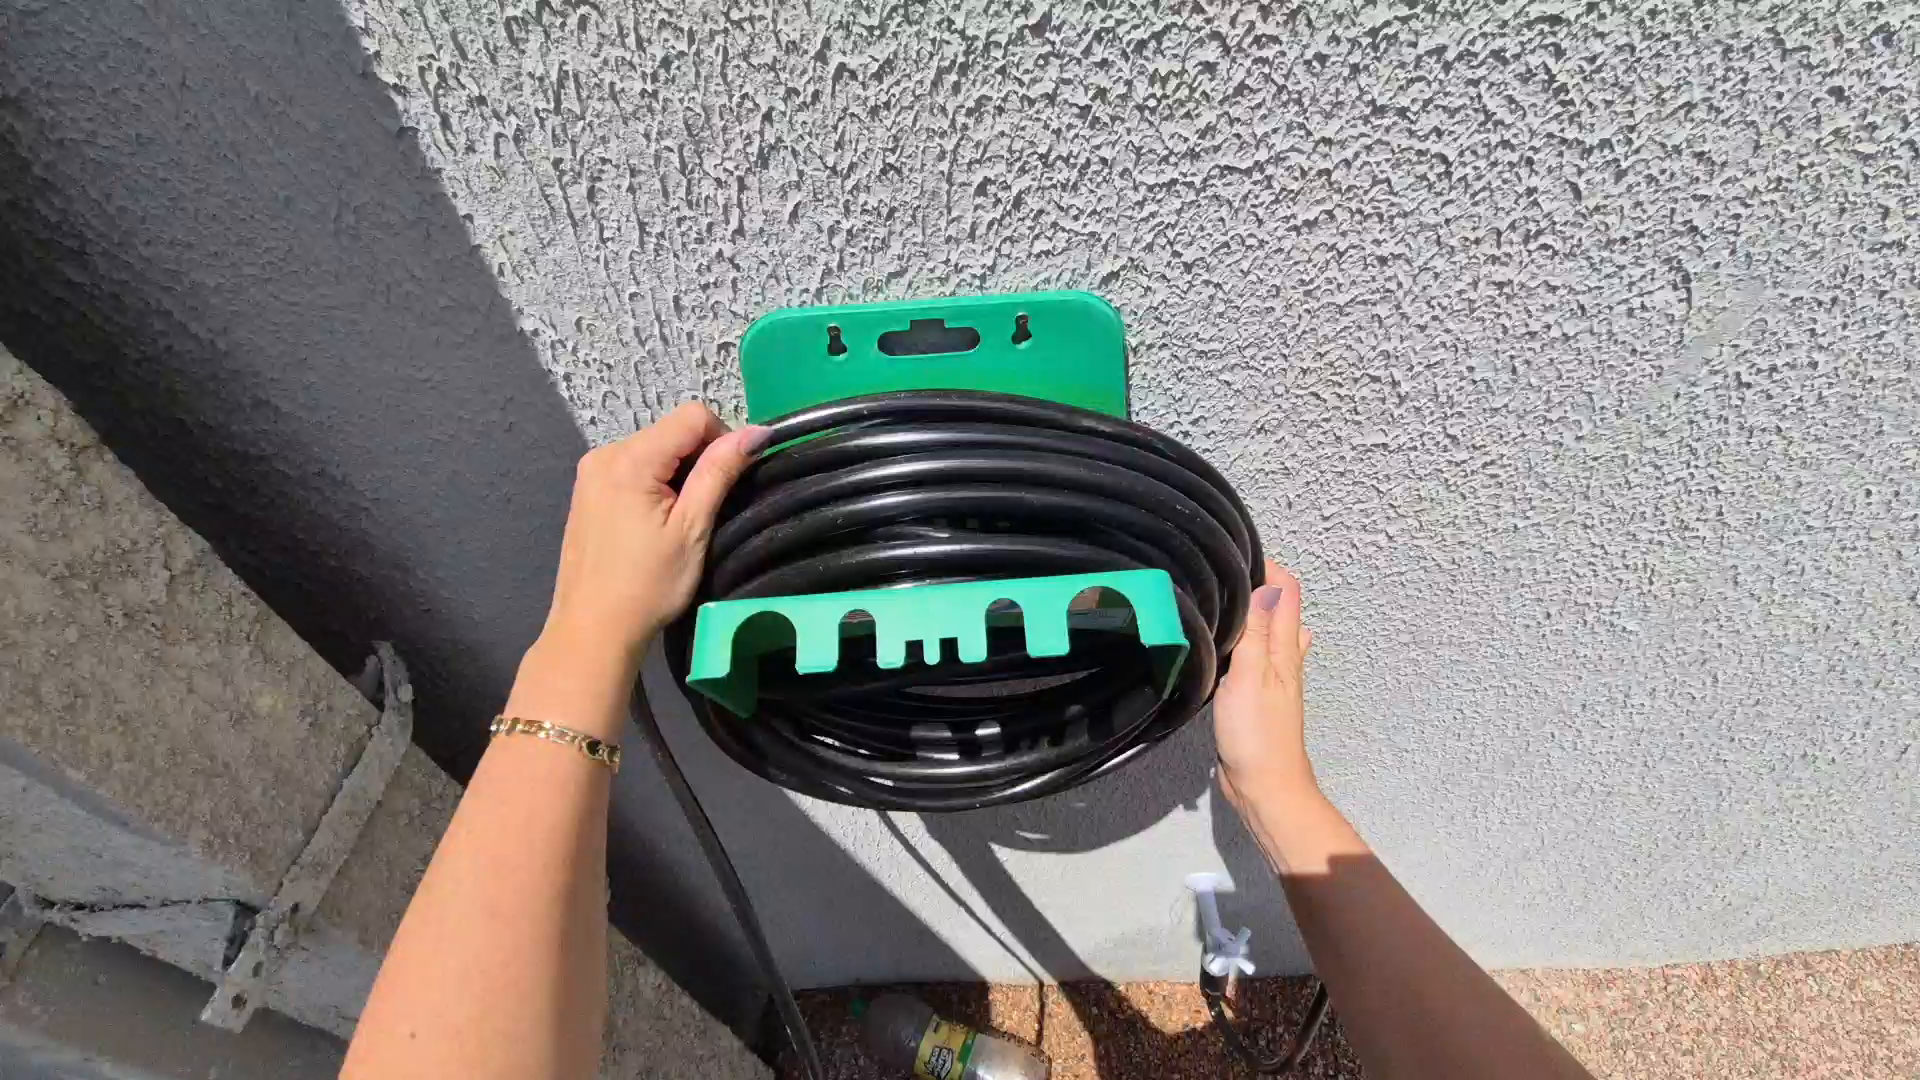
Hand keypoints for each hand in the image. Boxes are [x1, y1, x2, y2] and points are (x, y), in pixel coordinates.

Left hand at [536, 403, 767, 676]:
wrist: (593, 629)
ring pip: (656, 448)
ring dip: (680, 473)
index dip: (723, 439)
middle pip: (673, 431)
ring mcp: (592, 472)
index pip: (692, 417)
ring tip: (683, 520)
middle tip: (707, 510)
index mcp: (630, 459)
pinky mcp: (589, 490)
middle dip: (700, 459)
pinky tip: (658, 522)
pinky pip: (636, 466)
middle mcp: (605, 454)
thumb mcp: (693, 528)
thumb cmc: (649, 584)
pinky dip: (658, 482)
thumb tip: (756, 432)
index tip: (730, 482)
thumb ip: (720, 473)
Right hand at [1213, 559, 1316, 810]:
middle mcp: (1282, 657)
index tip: (1236, 548)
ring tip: (1221, 597)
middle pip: (1278, 607)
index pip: (1286, 592)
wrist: (1263, 785)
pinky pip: (1253, 654)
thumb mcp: (1251, 675)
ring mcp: (1270, 677)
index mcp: (1283, 649)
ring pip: (1267, 630)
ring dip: (1252, 609)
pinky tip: (1224, 642)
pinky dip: (1243, 638)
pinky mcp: (1254, 694)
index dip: (1268, 566)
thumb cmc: (1257, 732)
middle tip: (1222, 568)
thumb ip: (1256, 631)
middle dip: (1259, 581)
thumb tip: (1266, 582)